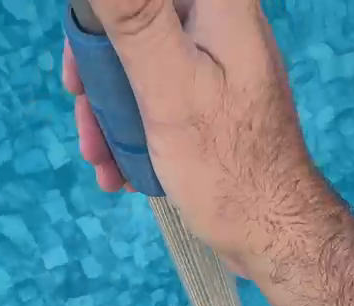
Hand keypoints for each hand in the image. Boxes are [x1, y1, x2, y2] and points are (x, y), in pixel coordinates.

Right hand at [61, 0, 337, 276]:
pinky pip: (162, 103)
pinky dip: (137, 133)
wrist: (274, 234)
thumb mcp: (169, 87)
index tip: (80, 70)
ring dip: (112, 118)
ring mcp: (219, 67)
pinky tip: (124, 171)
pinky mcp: (216, 105)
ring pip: (144, 71)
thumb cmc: (225, 167)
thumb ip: (135, 15)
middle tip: (87, 130)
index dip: (99, 24)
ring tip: (103, 164)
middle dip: (100, 84)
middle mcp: (220, 25)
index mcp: (216, 6)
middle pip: (137, 29)